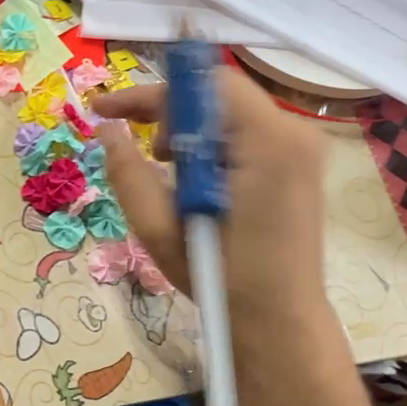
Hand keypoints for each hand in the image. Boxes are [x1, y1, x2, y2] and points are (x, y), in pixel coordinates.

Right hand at [91, 70, 330, 325]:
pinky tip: (191, 178)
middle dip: (166, 111)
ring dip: (186, 129)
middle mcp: (293, 136)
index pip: (206, 85)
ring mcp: (301, 150)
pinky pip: (244, 132)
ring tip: (163, 168)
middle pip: (217, 94)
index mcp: (266, 145)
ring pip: (228, 112)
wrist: (279, 320)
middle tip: (137, 146)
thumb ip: (128, 171)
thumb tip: (106, 129)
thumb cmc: (218, 277)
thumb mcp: (158, 227)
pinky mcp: (298, 166)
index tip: (105, 110)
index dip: (151, 90)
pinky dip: (208, 144)